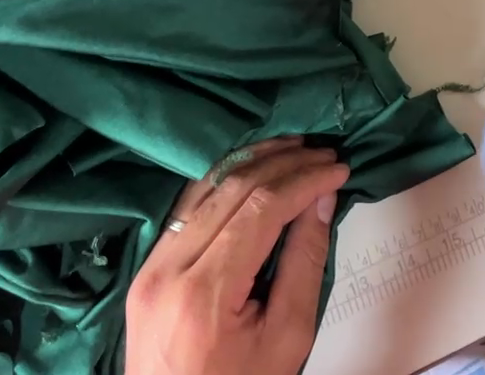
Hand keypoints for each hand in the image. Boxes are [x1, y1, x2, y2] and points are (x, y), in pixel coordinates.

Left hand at [126, 138, 349, 374]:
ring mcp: (149, 266)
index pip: (262, 207)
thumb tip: (321, 198)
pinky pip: (189, 205)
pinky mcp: (145, 267)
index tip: (339, 169)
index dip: (305, 179)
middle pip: (233, 187)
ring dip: (255, 161)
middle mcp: (168, 269)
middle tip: (324, 152)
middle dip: (285, 162)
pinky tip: (255, 169)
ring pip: (207, 186)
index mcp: (204, 292)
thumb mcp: (288, 336)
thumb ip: (305, 262)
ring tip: (296, 149)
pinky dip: (226, 179)